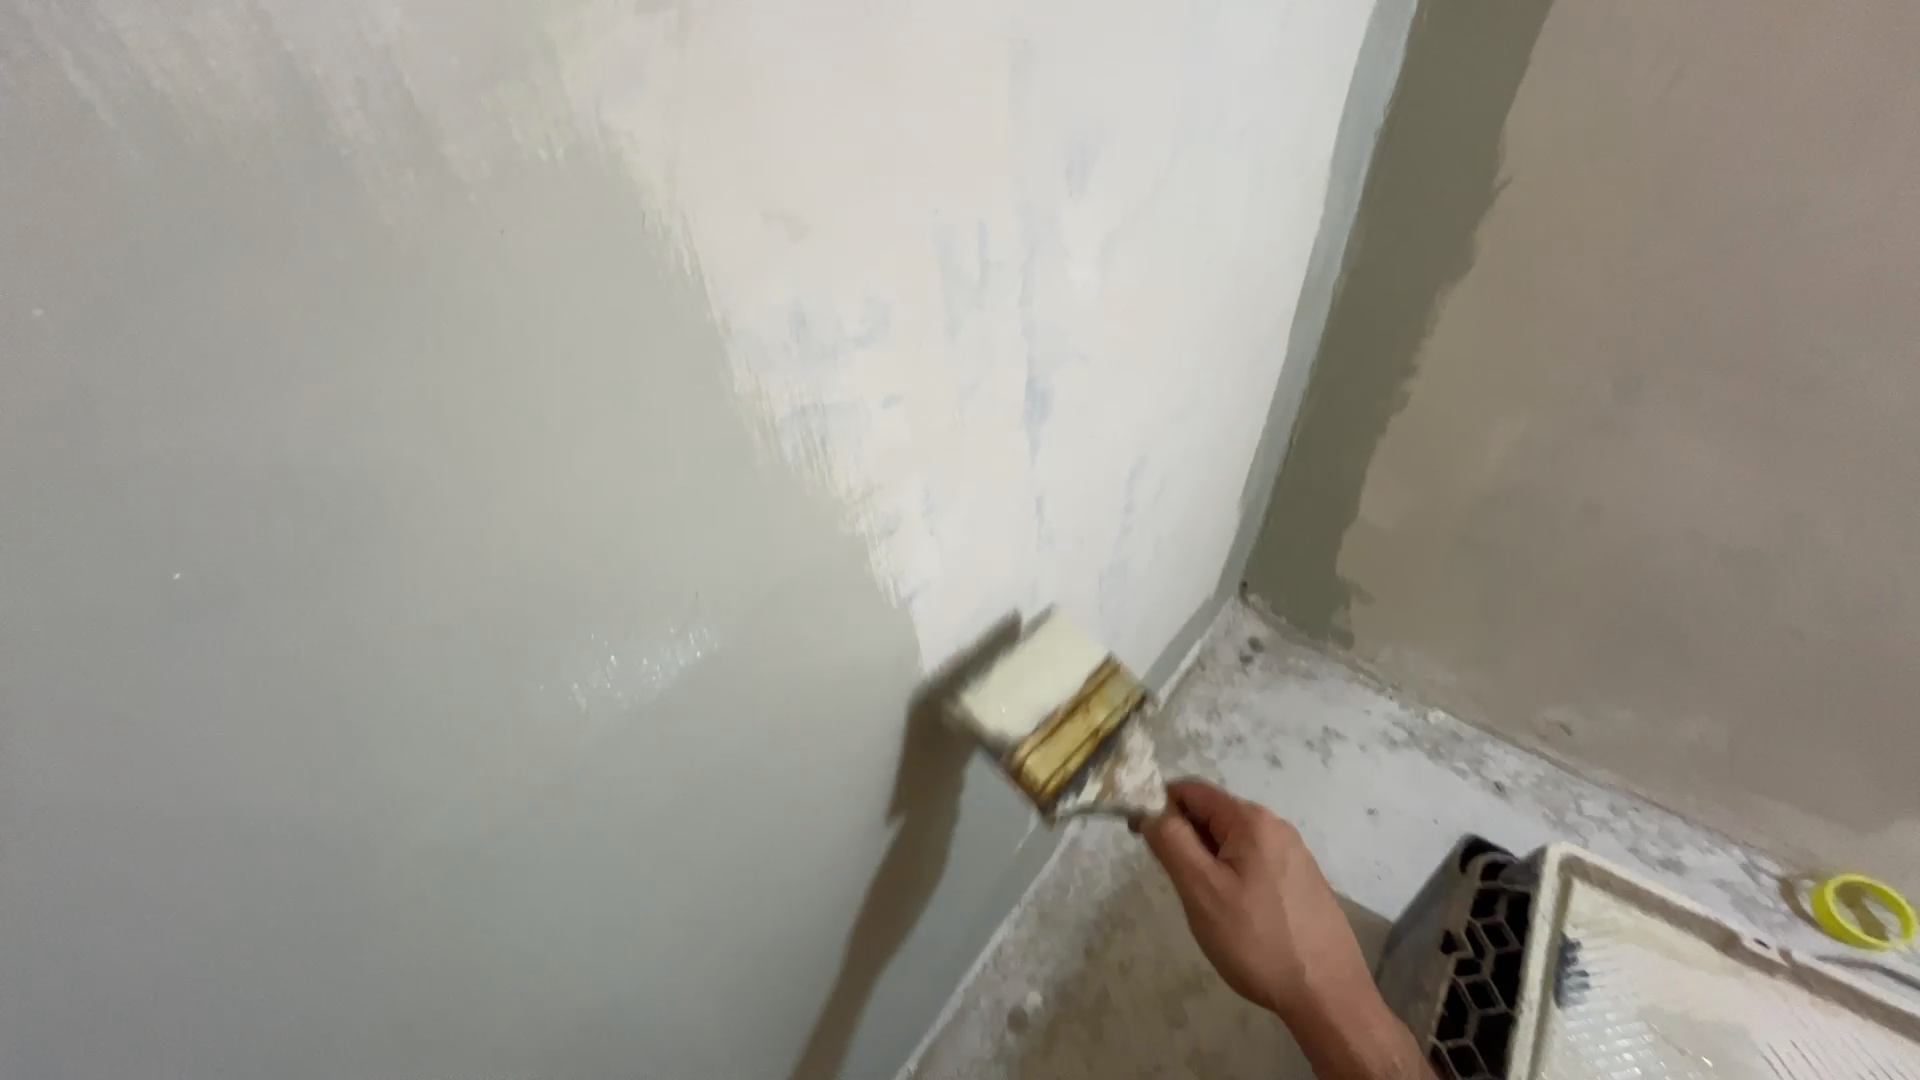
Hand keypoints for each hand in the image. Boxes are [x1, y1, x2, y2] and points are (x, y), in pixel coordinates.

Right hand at [1141, 780, 1374, 1022]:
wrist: (1329, 998)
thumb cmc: (1257, 941)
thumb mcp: (1201, 890)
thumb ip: (1171, 841)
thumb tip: (1150, 810)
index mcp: (1250, 819)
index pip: (1190, 790)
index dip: (1160, 807)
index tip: (1144, 840)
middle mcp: (1275, 825)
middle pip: (1212, 813)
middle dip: (1186, 838)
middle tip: (1178, 882)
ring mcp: (1293, 852)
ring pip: (1231, 840)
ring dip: (1208, 859)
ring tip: (1207, 903)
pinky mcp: (1301, 879)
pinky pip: (1252, 860)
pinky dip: (1232, 874)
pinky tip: (1236, 913)